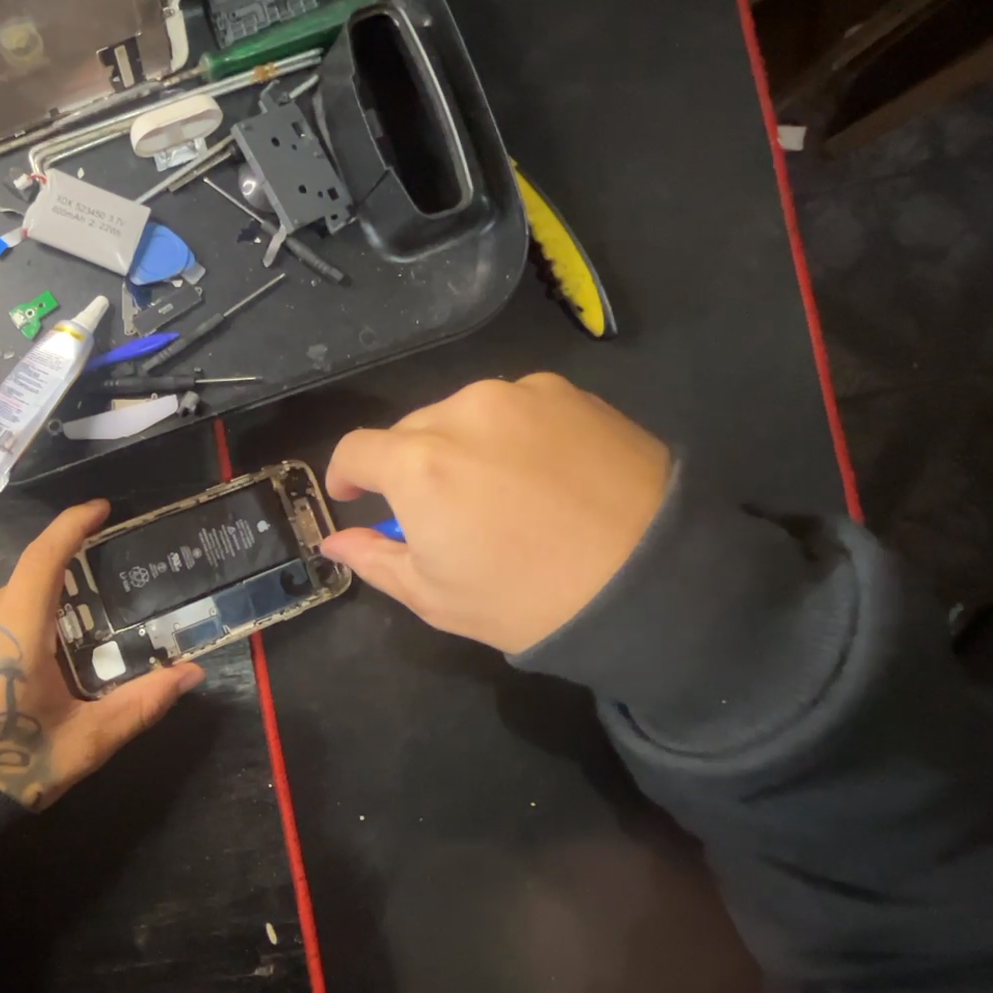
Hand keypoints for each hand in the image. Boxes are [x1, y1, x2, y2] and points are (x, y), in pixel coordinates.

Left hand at [0, 501, 205, 808]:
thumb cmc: (9, 769)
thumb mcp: (84, 742)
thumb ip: (140, 704)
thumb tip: (191, 674)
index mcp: (15, 631)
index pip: (45, 558)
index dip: (73, 525)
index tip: (101, 509)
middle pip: (25, 588)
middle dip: (55, 603)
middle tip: (80, 644)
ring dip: (23, 626)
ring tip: (37, 679)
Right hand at [319, 374, 670, 653]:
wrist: (657, 583)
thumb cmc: (528, 598)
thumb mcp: (435, 595)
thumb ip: (374, 557)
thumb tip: (335, 539)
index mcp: (418, 463)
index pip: (355, 449)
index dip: (345, 473)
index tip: (353, 495)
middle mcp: (462, 412)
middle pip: (408, 431)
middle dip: (406, 465)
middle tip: (435, 508)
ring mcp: (520, 396)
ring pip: (461, 414)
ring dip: (457, 445)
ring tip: (492, 489)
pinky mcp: (570, 394)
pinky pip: (514, 407)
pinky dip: (508, 434)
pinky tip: (537, 473)